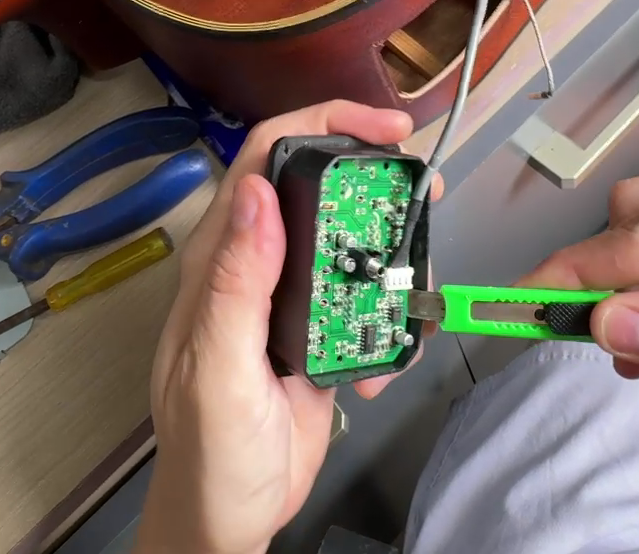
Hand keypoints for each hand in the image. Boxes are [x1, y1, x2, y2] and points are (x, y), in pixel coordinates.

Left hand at [137, 101, 421, 553]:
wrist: (229, 515)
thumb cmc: (210, 448)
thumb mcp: (218, 368)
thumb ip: (235, 282)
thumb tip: (260, 190)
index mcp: (223, 253)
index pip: (267, 155)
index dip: (325, 124)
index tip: (387, 130)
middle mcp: (257, 258)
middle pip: (320, 186)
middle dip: (377, 183)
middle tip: (428, 195)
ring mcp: (291, 291)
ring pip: (353, 240)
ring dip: (395, 260)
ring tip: (418, 295)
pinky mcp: (320, 324)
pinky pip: (368, 297)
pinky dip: (391, 322)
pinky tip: (383, 368)